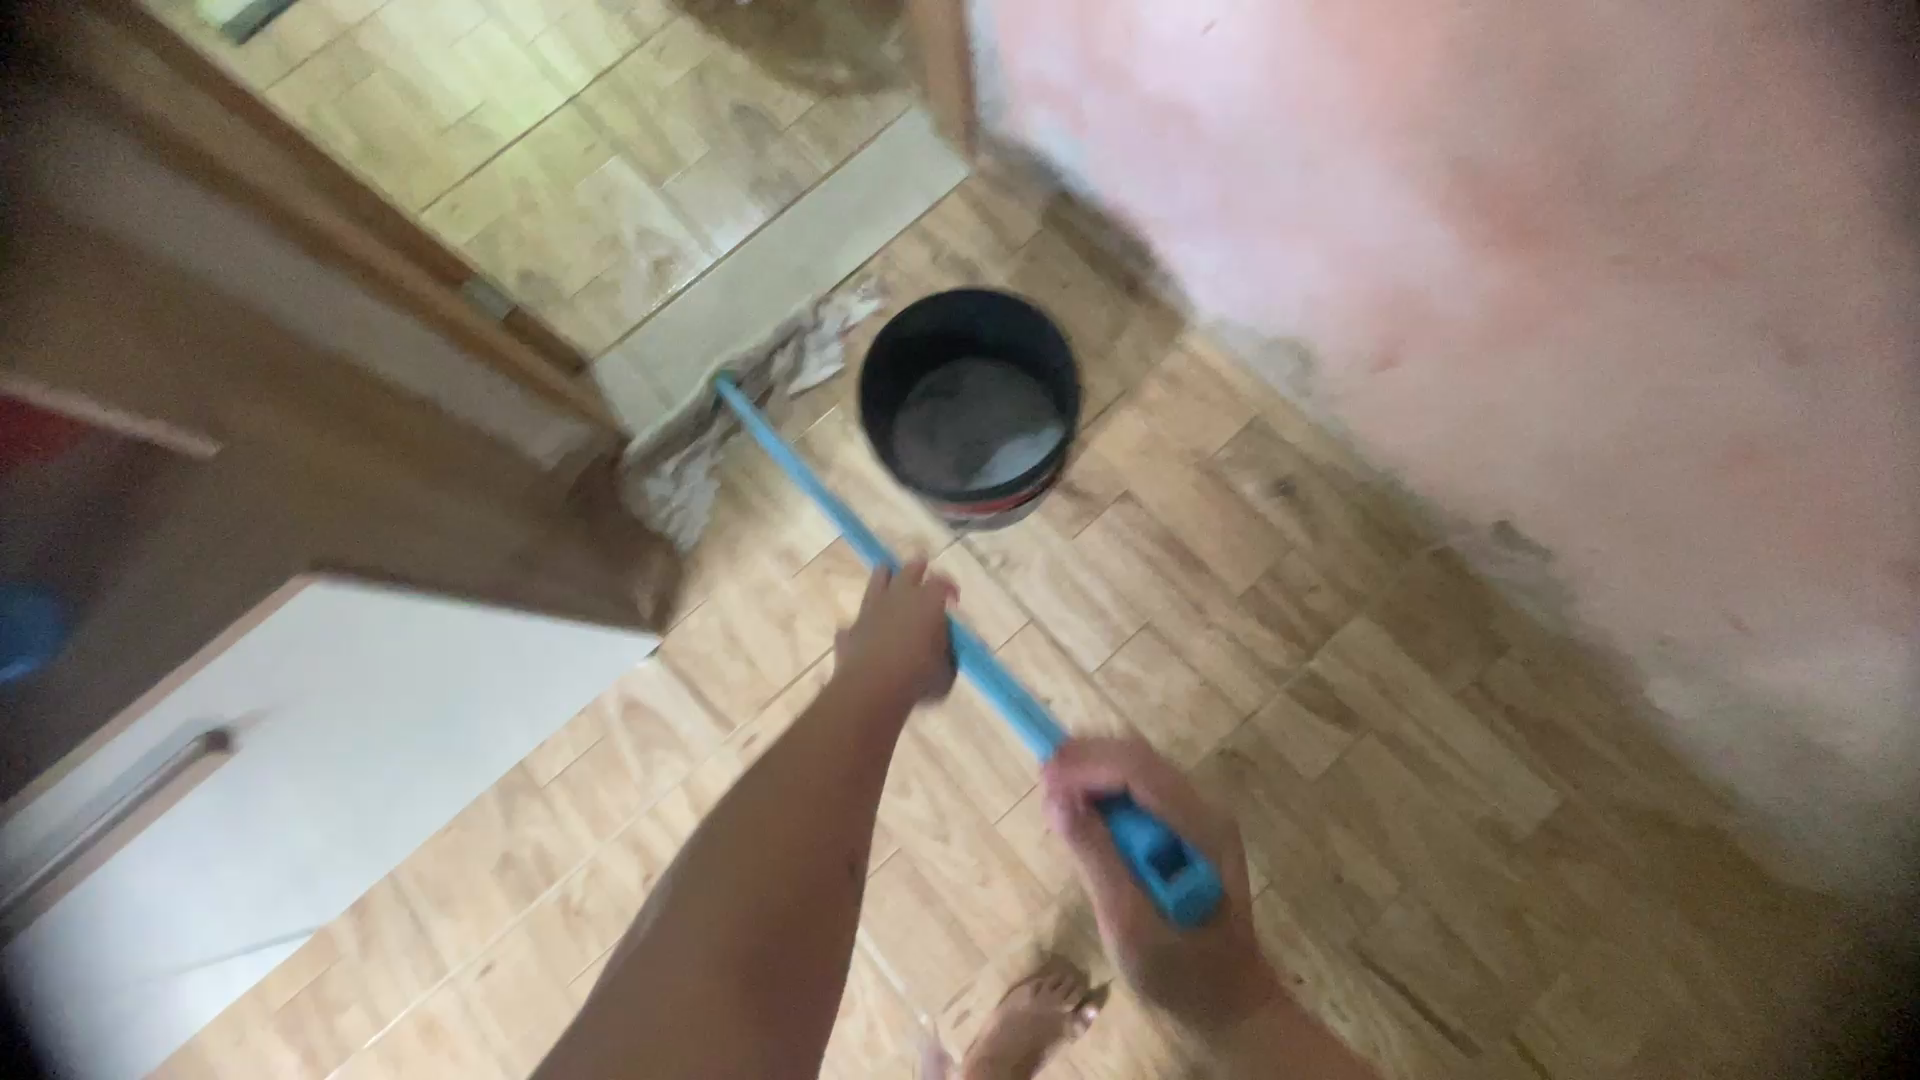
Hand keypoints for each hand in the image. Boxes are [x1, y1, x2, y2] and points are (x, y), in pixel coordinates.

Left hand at [832, 558, 957, 708]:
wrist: (872, 687)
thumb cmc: (918, 676)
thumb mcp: (945, 669)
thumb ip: (946, 652)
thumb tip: (944, 646)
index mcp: (928, 601)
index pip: (942, 582)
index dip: (949, 587)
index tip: (953, 599)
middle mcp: (899, 596)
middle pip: (910, 569)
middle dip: (918, 568)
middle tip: (923, 567)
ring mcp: (871, 608)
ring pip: (878, 577)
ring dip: (886, 577)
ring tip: (890, 578)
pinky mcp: (850, 627)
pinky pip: (858, 618)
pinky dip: (864, 621)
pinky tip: (866, 629)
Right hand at [1042, 737, 1280, 1028]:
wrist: (1230, 1003)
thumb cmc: (1179, 973)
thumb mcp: (1128, 923)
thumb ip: (1094, 856)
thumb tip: (1055, 798)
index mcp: (1200, 830)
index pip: (1137, 769)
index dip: (1086, 763)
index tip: (1043, 776)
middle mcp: (1204, 809)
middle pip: (1137, 757)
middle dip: (1086, 760)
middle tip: (1043, 781)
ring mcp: (1199, 815)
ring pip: (1137, 766)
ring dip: (1094, 771)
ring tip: (1056, 795)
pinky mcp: (1187, 826)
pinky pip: (1140, 789)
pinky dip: (1106, 790)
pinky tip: (1084, 812)